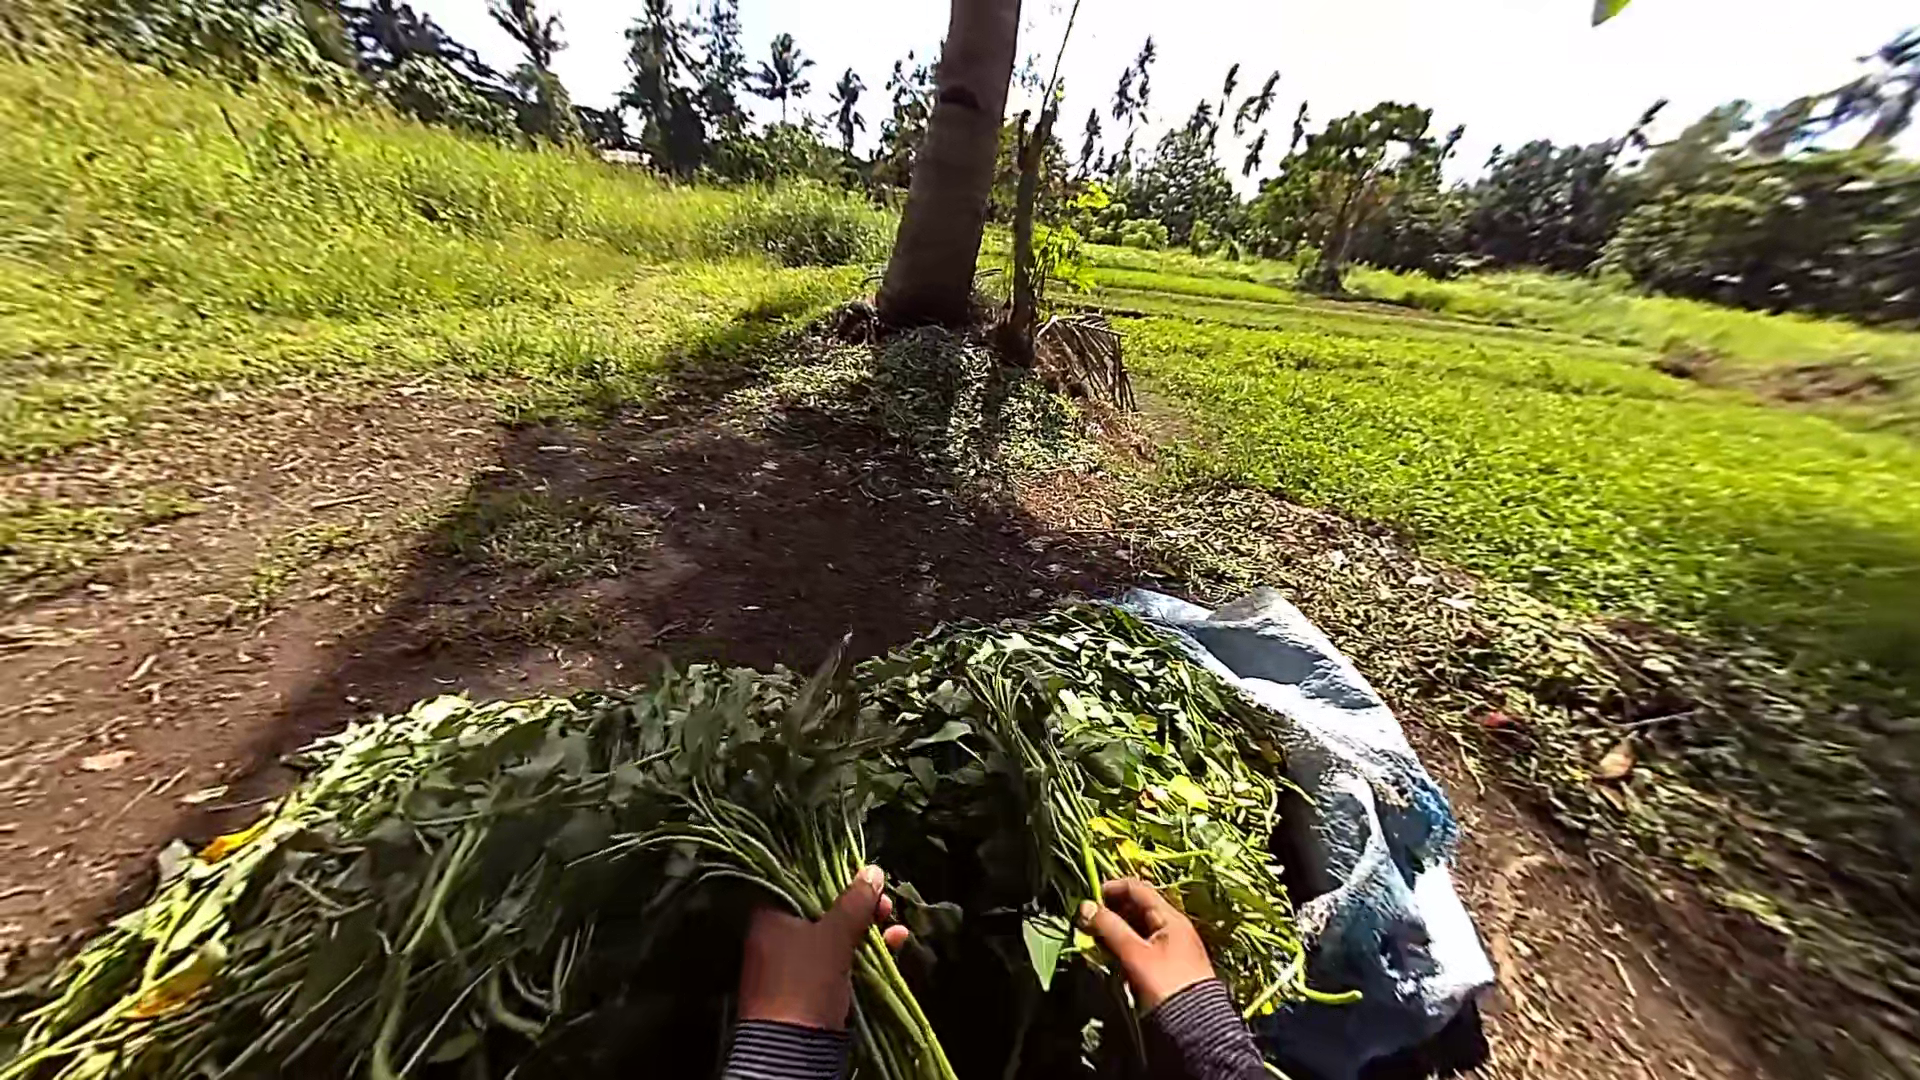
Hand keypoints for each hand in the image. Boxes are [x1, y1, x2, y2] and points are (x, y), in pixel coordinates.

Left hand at [738, 865, 911, 1030]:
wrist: (792, 1057)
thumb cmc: (805, 982)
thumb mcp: (834, 935)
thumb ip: (855, 901)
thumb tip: (873, 870)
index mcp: (770, 915)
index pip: (800, 877)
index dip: (831, 870)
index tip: (858, 869)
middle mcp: (778, 933)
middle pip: (823, 903)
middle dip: (858, 901)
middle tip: (883, 899)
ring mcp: (795, 961)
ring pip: (836, 930)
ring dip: (866, 923)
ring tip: (891, 918)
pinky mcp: (812, 984)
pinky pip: (841, 954)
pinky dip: (866, 947)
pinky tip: (895, 940)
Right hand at [1077, 878, 1216, 1010]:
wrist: (1200, 1034)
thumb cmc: (1167, 985)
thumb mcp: (1135, 954)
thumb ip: (1109, 927)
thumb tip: (1084, 906)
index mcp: (1169, 917)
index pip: (1136, 888)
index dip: (1112, 888)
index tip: (1091, 899)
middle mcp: (1172, 927)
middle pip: (1136, 907)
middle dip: (1111, 911)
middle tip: (1090, 922)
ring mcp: (1171, 948)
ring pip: (1137, 928)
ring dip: (1116, 930)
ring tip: (1097, 940)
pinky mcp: (1168, 968)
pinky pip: (1142, 946)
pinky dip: (1125, 946)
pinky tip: (1112, 956)